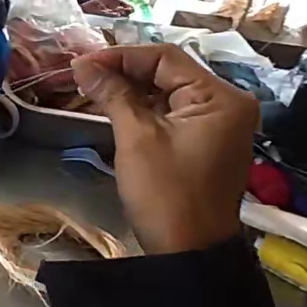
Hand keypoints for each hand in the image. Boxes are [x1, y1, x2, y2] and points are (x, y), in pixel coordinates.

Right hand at [70, 45, 256, 254]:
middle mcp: (226, 103)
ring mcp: (216, 123)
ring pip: (164, 89)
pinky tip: (111, 105)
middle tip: (81, 74)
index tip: (81, 63)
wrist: (188, 251)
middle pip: (166, 71)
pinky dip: (139, 105)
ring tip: (89, 87)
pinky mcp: (203, 139)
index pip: (164, 58)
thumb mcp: (136, 136)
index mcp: (220, 98)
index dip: (119, 56)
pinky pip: (168, 109)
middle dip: (122, 70)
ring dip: (127, 87)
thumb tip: (82, 63)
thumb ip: (112, 93)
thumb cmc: (165, 192)